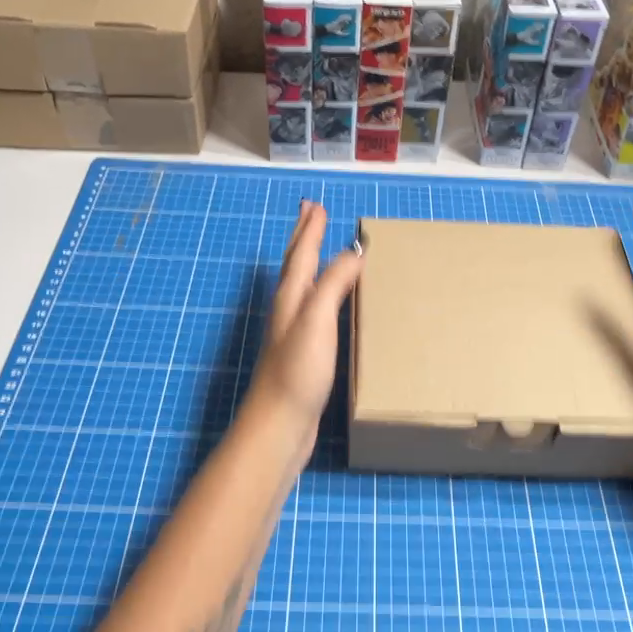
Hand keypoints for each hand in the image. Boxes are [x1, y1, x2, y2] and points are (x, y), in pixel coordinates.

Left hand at [245, 201, 361, 452]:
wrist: (279, 427)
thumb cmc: (297, 372)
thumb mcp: (317, 319)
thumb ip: (333, 283)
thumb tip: (353, 251)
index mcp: (291, 297)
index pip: (301, 254)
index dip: (310, 229)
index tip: (316, 204)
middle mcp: (288, 310)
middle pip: (294, 264)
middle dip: (302, 236)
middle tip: (309, 212)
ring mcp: (292, 333)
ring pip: (302, 285)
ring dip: (310, 261)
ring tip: (320, 248)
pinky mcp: (302, 355)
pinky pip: (313, 309)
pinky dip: (322, 293)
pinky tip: (328, 303)